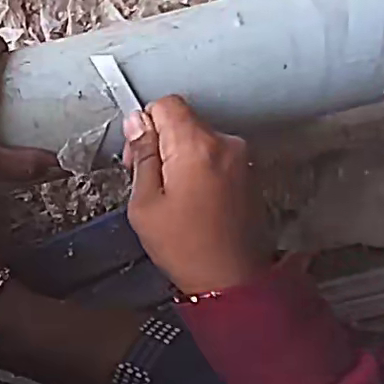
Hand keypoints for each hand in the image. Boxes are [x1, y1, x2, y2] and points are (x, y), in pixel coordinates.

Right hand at [124, 96, 269, 295]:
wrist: (230, 278)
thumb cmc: (186, 247)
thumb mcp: (145, 203)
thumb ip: (141, 156)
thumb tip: (136, 124)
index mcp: (196, 147)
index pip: (166, 104)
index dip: (144, 124)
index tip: (137, 153)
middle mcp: (225, 144)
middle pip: (183, 120)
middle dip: (160, 142)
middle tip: (150, 181)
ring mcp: (241, 157)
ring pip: (197, 138)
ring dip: (179, 157)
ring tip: (172, 196)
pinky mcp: (247, 172)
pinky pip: (214, 155)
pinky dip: (198, 168)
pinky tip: (191, 200)